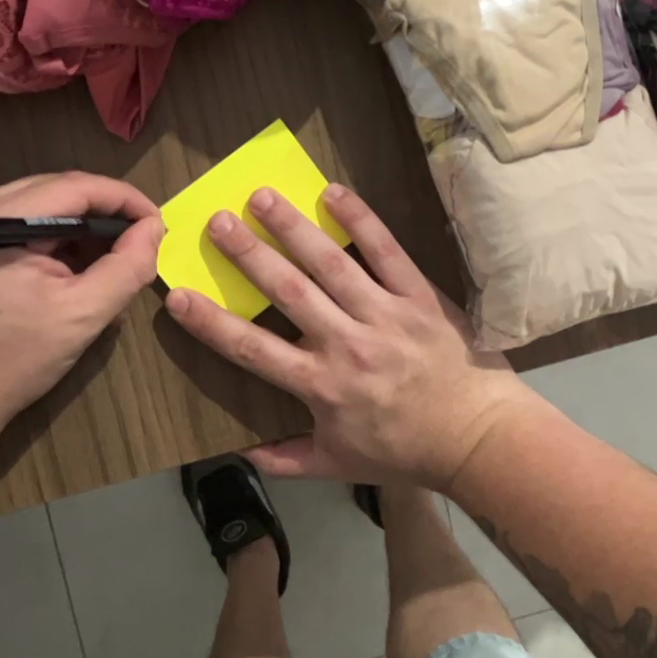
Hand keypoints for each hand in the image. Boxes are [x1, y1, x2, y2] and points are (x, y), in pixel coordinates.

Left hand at [0, 172, 163, 455]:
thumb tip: (154, 229)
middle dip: (105, 216)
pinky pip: (19, 229)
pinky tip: (73, 275)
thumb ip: (126, 267)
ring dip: (81, 232)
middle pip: (57, 192)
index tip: (159, 225)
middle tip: (140, 246)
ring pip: (40, 210)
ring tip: (111, 266)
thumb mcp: (81, 316)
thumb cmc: (10, 361)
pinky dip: (54, 245)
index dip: (126, 199)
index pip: (77, 186)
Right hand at [164, 183, 535, 489]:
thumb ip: (287, 459)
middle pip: (287, 291)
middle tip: (217, 222)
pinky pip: (387, 252)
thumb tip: (238, 453)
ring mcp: (384, 315)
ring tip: (262, 197)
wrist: (479, 438)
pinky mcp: (419, 296)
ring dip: (293, 228)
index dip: (210, 323)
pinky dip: (361, 221)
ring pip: (331, 264)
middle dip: (248, 255)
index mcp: (321, 386)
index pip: (252, 349)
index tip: (177, 297)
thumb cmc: (406, 452)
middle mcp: (346, 344)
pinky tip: (333, 192)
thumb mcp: (340, 465)